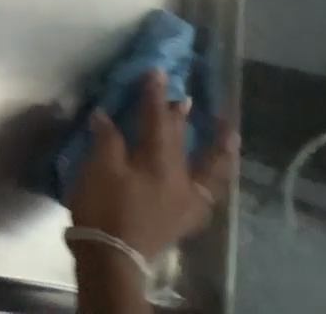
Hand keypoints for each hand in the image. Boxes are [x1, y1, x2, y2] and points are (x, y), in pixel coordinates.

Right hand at [68, 68, 237, 259]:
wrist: (113, 253)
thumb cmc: (103, 206)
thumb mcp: (98, 168)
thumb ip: (107, 140)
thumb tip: (107, 116)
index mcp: (159, 164)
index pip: (157, 122)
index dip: (155, 96)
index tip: (157, 72)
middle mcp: (181, 180)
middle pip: (183, 143)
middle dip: (181, 118)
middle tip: (186, 98)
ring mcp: (187, 201)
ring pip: (209, 170)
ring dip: (217, 150)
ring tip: (227, 134)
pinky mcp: (184, 217)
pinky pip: (206, 191)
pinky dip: (210, 177)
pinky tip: (206, 175)